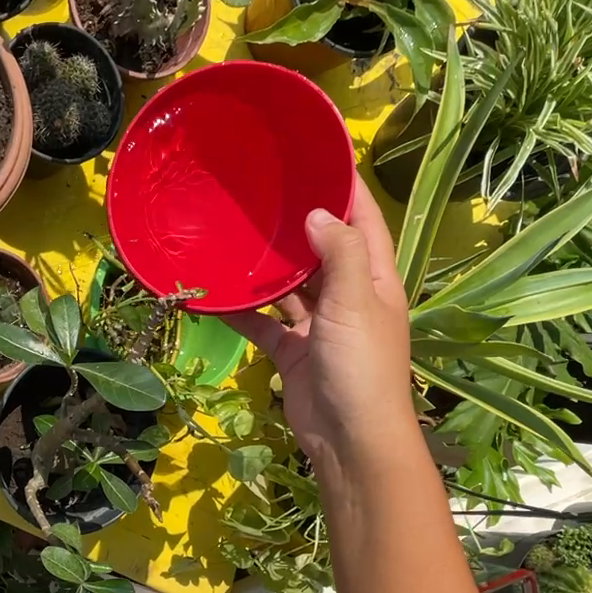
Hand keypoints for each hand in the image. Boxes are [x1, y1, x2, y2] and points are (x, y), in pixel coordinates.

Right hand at [223, 180, 414, 466]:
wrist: (348, 436)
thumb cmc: (360, 365)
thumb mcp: (353, 301)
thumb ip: (337, 254)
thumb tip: (315, 214)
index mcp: (372, 278)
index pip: (362, 220)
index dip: (345, 188)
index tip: (316, 157)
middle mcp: (347, 297)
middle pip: (321, 251)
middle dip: (298, 226)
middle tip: (262, 195)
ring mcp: (319, 326)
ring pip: (290, 288)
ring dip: (267, 269)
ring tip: (236, 237)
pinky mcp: (293, 353)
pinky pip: (265, 325)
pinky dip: (245, 313)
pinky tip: (219, 297)